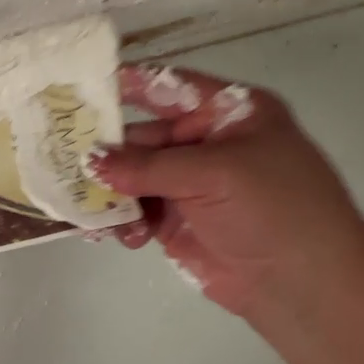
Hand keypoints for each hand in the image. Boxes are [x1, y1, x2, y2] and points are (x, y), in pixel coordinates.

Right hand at [90, 64, 363, 318]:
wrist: (299, 279)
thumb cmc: (273, 208)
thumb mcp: (214, 174)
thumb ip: (147, 166)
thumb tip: (89, 161)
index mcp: (228, 115)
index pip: (172, 89)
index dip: (132, 84)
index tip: (85, 87)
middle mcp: (205, 145)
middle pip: (140, 139)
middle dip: (106, 156)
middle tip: (64, 168)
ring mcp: (188, 186)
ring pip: (130, 180)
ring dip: (110, 196)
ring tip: (96, 214)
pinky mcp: (175, 223)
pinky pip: (133, 213)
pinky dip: (118, 223)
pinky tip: (112, 235)